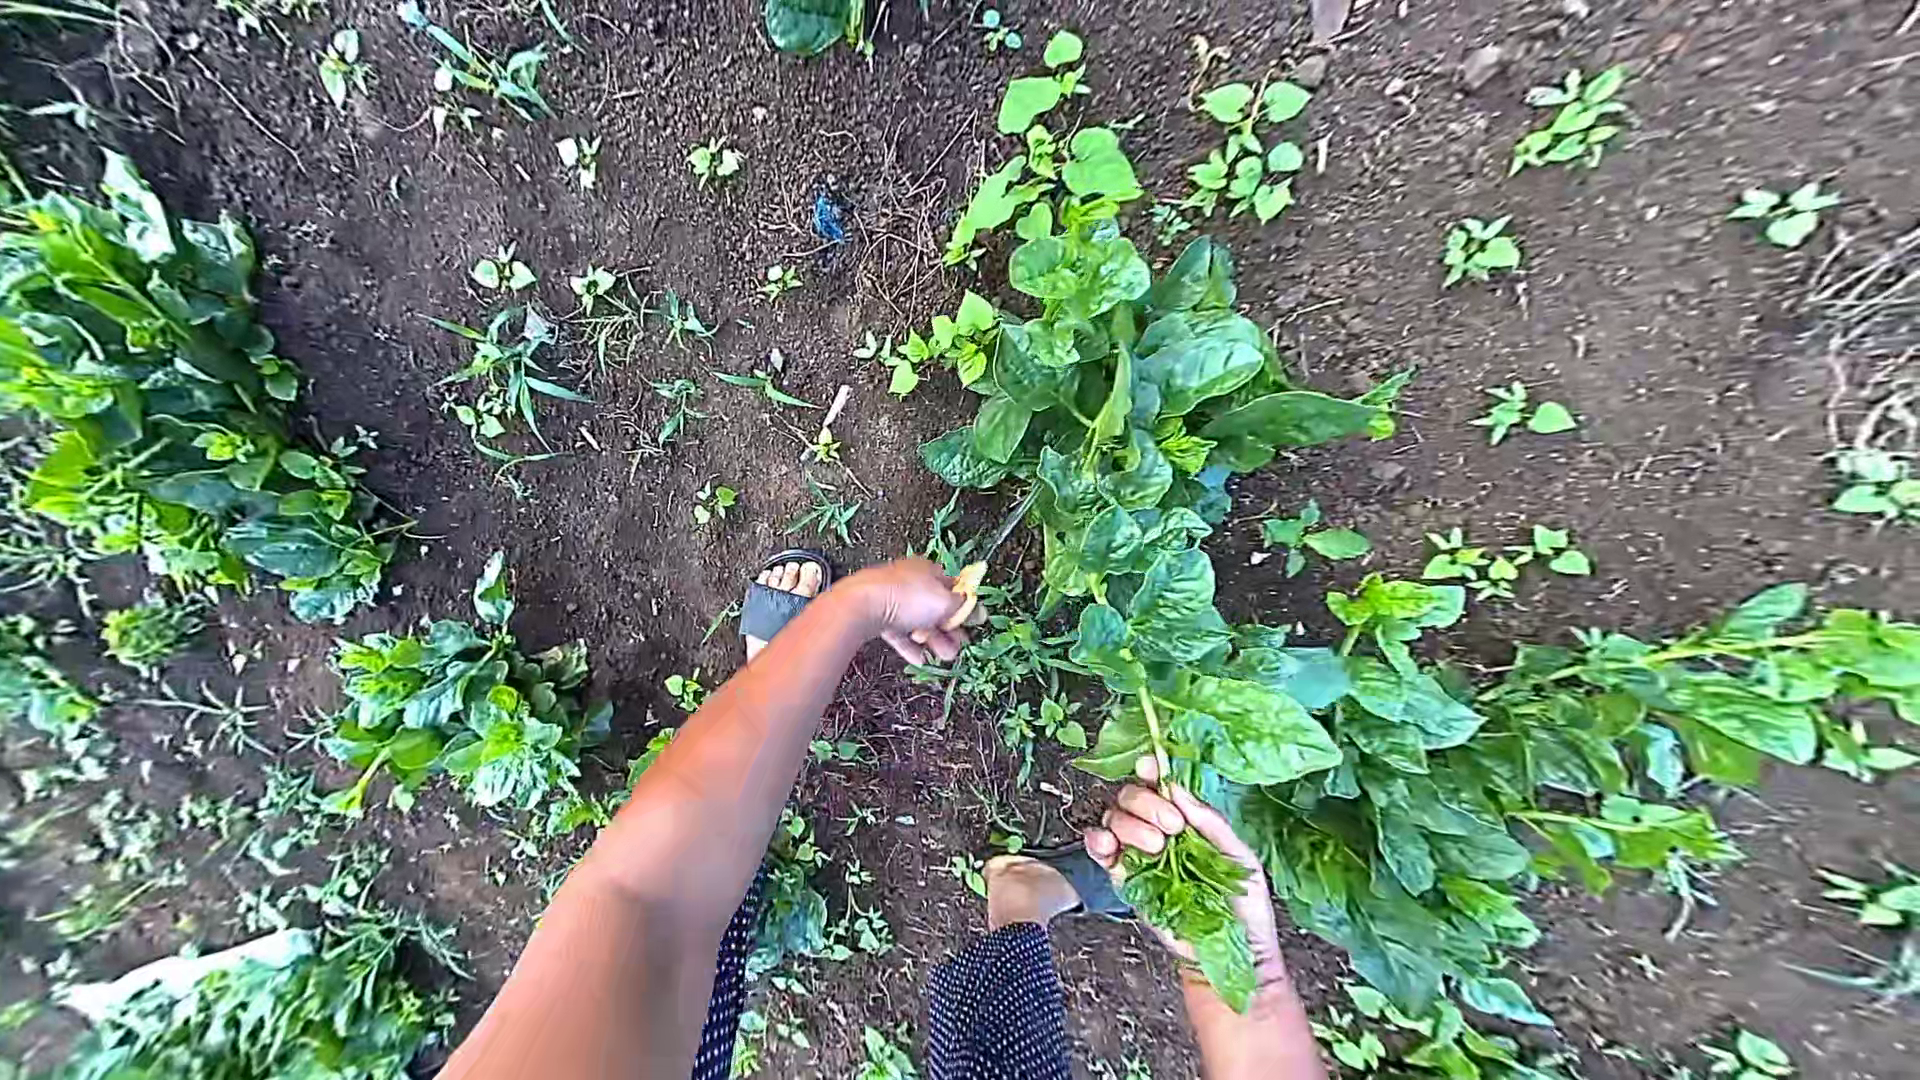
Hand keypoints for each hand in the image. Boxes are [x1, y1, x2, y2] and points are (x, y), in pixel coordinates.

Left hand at [835, 557, 971, 664]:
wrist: (861, 605)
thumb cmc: (905, 597)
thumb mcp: (945, 602)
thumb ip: (963, 607)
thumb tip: (978, 610)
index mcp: (928, 570)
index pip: (953, 588)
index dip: (963, 607)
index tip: (971, 624)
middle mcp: (911, 581)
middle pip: (936, 608)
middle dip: (949, 630)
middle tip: (958, 646)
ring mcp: (892, 597)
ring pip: (918, 622)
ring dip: (933, 640)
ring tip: (942, 657)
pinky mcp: (877, 614)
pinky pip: (898, 632)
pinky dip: (910, 645)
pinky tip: (919, 659)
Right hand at [1083, 755, 1285, 988]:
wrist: (1235, 958)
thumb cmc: (1244, 907)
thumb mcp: (1239, 856)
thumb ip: (1210, 822)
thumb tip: (1177, 788)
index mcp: (1182, 818)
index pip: (1156, 784)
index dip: (1148, 772)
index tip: (1150, 769)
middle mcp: (1154, 829)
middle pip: (1130, 796)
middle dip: (1146, 804)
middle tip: (1172, 826)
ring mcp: (1136, 853)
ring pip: (1113, 818)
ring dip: (1130, 825)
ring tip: (1156, 848)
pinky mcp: (1122, 878)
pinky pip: (1098, 850)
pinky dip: (1097, 841)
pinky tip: (1109, 845)